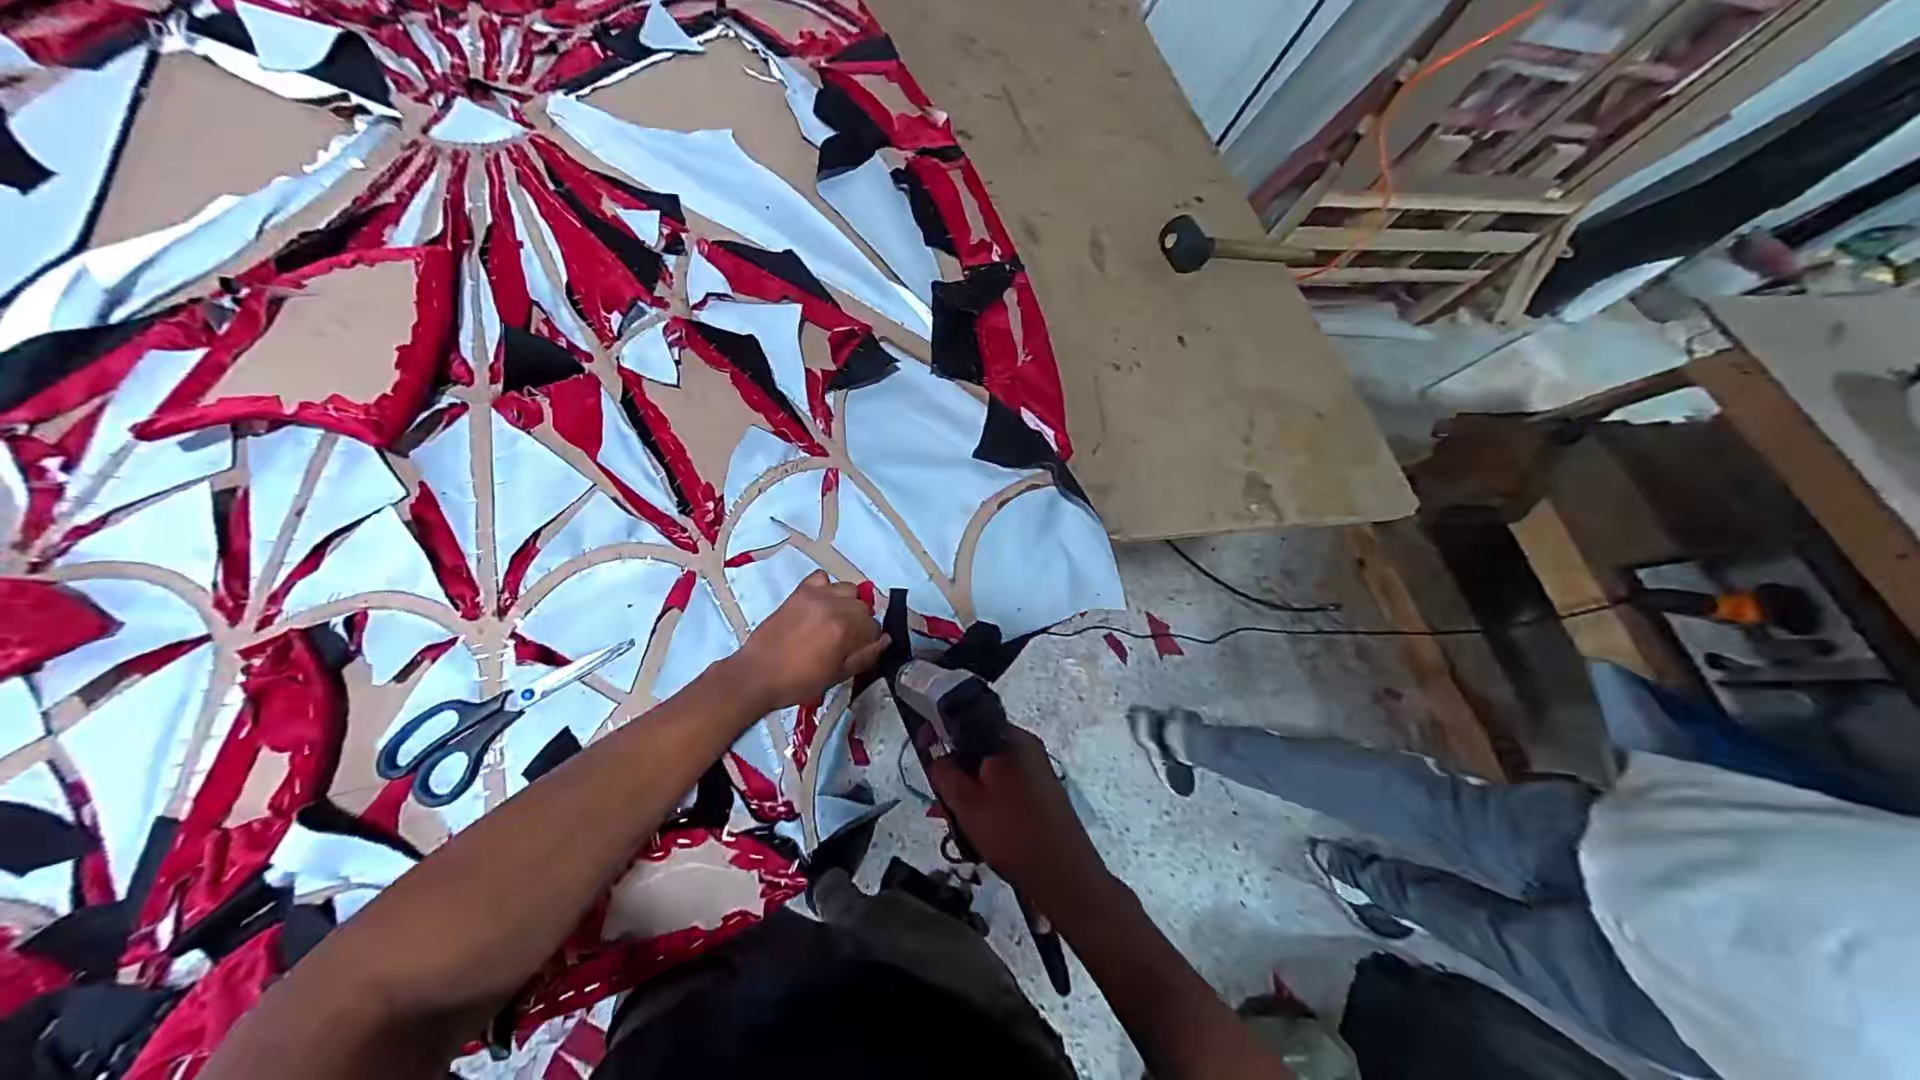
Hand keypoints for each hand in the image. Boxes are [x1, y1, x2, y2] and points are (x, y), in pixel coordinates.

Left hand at [730, 571, 887, 710]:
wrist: (757, 674)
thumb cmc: (798, 681)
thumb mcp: (838, 676)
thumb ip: (865, 656)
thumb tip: (884, 640)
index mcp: (845, 630)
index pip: (874, 627)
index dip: (870, 640)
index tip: (859, 650)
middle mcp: (834, 606)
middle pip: (864, 607)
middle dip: (861, 623)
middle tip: (846, 640)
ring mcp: (815, 596)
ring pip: (848, 590)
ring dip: (848, 604)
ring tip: (835, 620)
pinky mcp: (799, 592)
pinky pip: (822, 578)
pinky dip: (826, 588)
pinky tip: (820, 605)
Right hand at [927, 726, 1113, 918]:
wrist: (1064, 875)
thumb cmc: (1011, 832)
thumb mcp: (966, 802)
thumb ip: (944, 772)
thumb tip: (937, 753)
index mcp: (1011, 739)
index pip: (969, 722)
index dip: (942, 735)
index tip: (924, 751)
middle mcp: (1027, 748)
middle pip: (980, 750)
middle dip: (956, 773)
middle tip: (939, 802)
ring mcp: (1038, 772)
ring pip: (991, 773)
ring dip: (970, 793)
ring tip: (955, 823)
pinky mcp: (1042, 795)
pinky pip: (1006, 789)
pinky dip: (988, 803)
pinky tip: (978, 830)